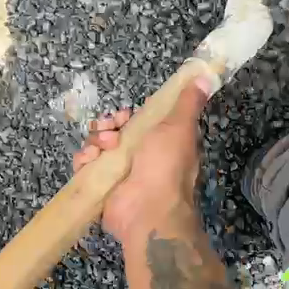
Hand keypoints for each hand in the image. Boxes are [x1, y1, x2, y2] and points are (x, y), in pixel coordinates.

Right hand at [71, 75, 209, 248]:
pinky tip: (89, 161)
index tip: (123, 115)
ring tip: (102, 149)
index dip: (125, 115)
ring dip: (95, 142)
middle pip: (112, 131)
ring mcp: (118, 172)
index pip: (134, 122)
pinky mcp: (101, 185)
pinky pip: (85, 165)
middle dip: (107, 126)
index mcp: (158, 143)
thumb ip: (187, 103)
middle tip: (110, 132)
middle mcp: (138, 157)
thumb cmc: (165, 166)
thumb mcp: (179, 128)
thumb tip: (204, 77)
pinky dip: (84, 160)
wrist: (148, 210)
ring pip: (96, 145)